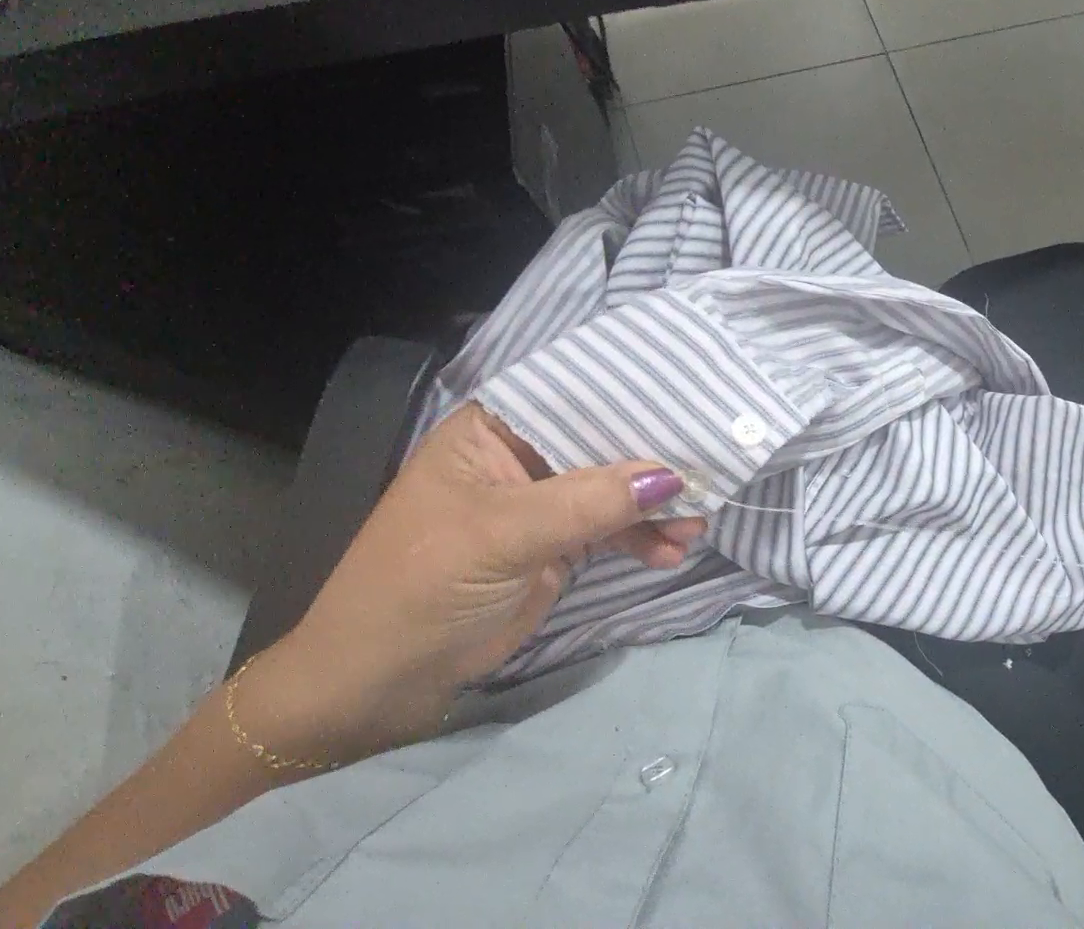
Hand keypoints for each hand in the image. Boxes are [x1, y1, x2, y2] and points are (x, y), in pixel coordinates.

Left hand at [244, 404, 702, 762]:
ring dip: (656, 509)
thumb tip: (669, 477)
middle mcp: (519, 457)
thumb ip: (588, 503)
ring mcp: (540, 504)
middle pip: (603, 445)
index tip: (692, 409)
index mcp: (491, 431)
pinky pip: (612, 530)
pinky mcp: (555, 546)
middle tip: (706, 481)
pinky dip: (644, 539)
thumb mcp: (502, 537)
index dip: (632, 403)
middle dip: (654, 465)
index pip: (573, 400)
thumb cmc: (418, 588)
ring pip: (615, 490)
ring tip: (695, 529)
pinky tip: (670, 553)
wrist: (377, 684)